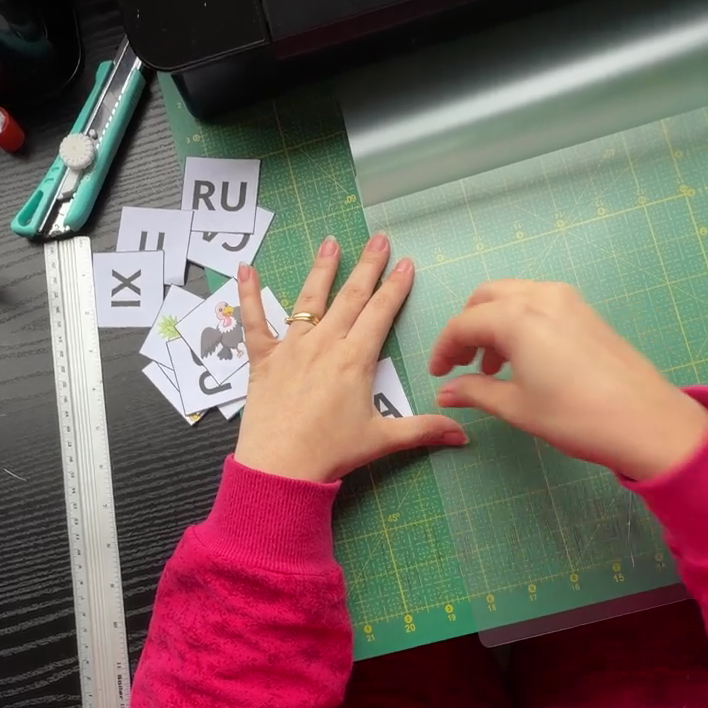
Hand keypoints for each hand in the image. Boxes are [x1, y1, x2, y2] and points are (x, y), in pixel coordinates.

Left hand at [234, 234, 467, 482]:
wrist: (281, 468)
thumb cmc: (331, 452)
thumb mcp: (382, 440)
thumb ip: (423, 431)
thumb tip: (463, 435)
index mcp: (356, 359)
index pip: (381, 313)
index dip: (396, 286)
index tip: (405, 262)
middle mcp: (325, 344)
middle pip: (350, 297)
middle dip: (367, 266)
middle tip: (378, 238)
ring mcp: (292, 348)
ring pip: (309, 300)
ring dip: (322, 270)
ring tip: (330, 243)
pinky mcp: (263, 359)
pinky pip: (254, 321)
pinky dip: (248, 295)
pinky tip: (244, 270)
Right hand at [427, 280, 707, 481]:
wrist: (645, 421)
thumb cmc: (574, 416)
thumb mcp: (516, 407)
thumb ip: (475, 392)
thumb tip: (446, 392)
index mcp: (516, 317)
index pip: (464, 324)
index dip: (444, 349)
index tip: (438, 374)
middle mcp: (540, 297)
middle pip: (486, 299)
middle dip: (467, 328)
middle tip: (461, 363)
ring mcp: (568, 301)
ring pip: (514, 297)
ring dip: (493, 324)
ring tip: (493, 367)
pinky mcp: (586, 312)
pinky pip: (539, 304)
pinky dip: (519, 323)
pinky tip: (523, 359)